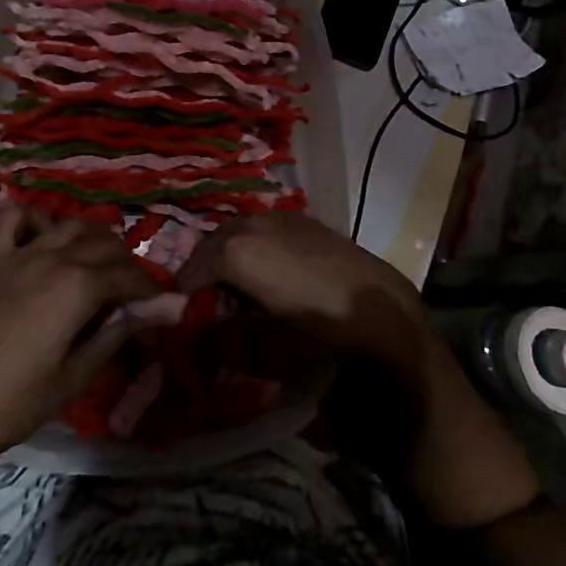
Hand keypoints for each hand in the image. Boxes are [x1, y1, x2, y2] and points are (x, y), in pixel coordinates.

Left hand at [0, 206, 155, 503]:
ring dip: (93, 239)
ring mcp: (17, 255)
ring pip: (69, 225)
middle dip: (127, 265)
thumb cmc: (8, 406)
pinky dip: (38, 220)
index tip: (160, 311)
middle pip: (105, 244)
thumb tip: (167, 310)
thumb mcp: (74, 376)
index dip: (150, 293)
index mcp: (78, 286)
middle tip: (132, 299)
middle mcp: (52, 258)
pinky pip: (15, 219)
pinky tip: (45, 242)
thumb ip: (118, 333)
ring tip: (99, 268)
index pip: (130, 277)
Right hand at [176, 212, 424, 367]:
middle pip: (212, 247)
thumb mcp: (259, 349)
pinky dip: (259, 248)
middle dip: (207, 274)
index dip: (186, 300)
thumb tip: (179, 324)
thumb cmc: (319, 338)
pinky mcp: (308, 220)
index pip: (190, 273)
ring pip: (240, 234)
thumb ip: (212, 336)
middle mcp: (254, 223)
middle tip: (214, 307)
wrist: (387, 318)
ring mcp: (284, 217)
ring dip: (232, 259)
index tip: (192, 323)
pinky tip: (276, 275)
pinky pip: (267, 230)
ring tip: (244, 292)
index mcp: (236, 251)